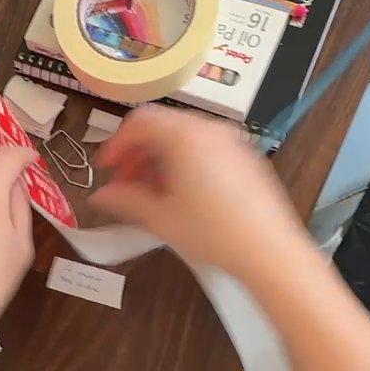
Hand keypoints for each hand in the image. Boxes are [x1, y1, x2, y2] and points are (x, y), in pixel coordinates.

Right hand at [90, 106, 310, 281]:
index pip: (140, 121)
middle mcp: (210, 129)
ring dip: (160, 161)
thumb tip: (100, 196)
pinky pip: (206, 150)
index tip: (106, 169)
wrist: (269, 250)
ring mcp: (232, 142)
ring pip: (184, 139)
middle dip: (138, 155)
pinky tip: (182, 197)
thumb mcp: (160, 218)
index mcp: (185, 135)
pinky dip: (185, 164)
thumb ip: (124, 201)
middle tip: (125, 185)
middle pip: (162, 128)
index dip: (116, 143)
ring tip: (151, 196)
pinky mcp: (246, 158)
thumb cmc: (212, 232)